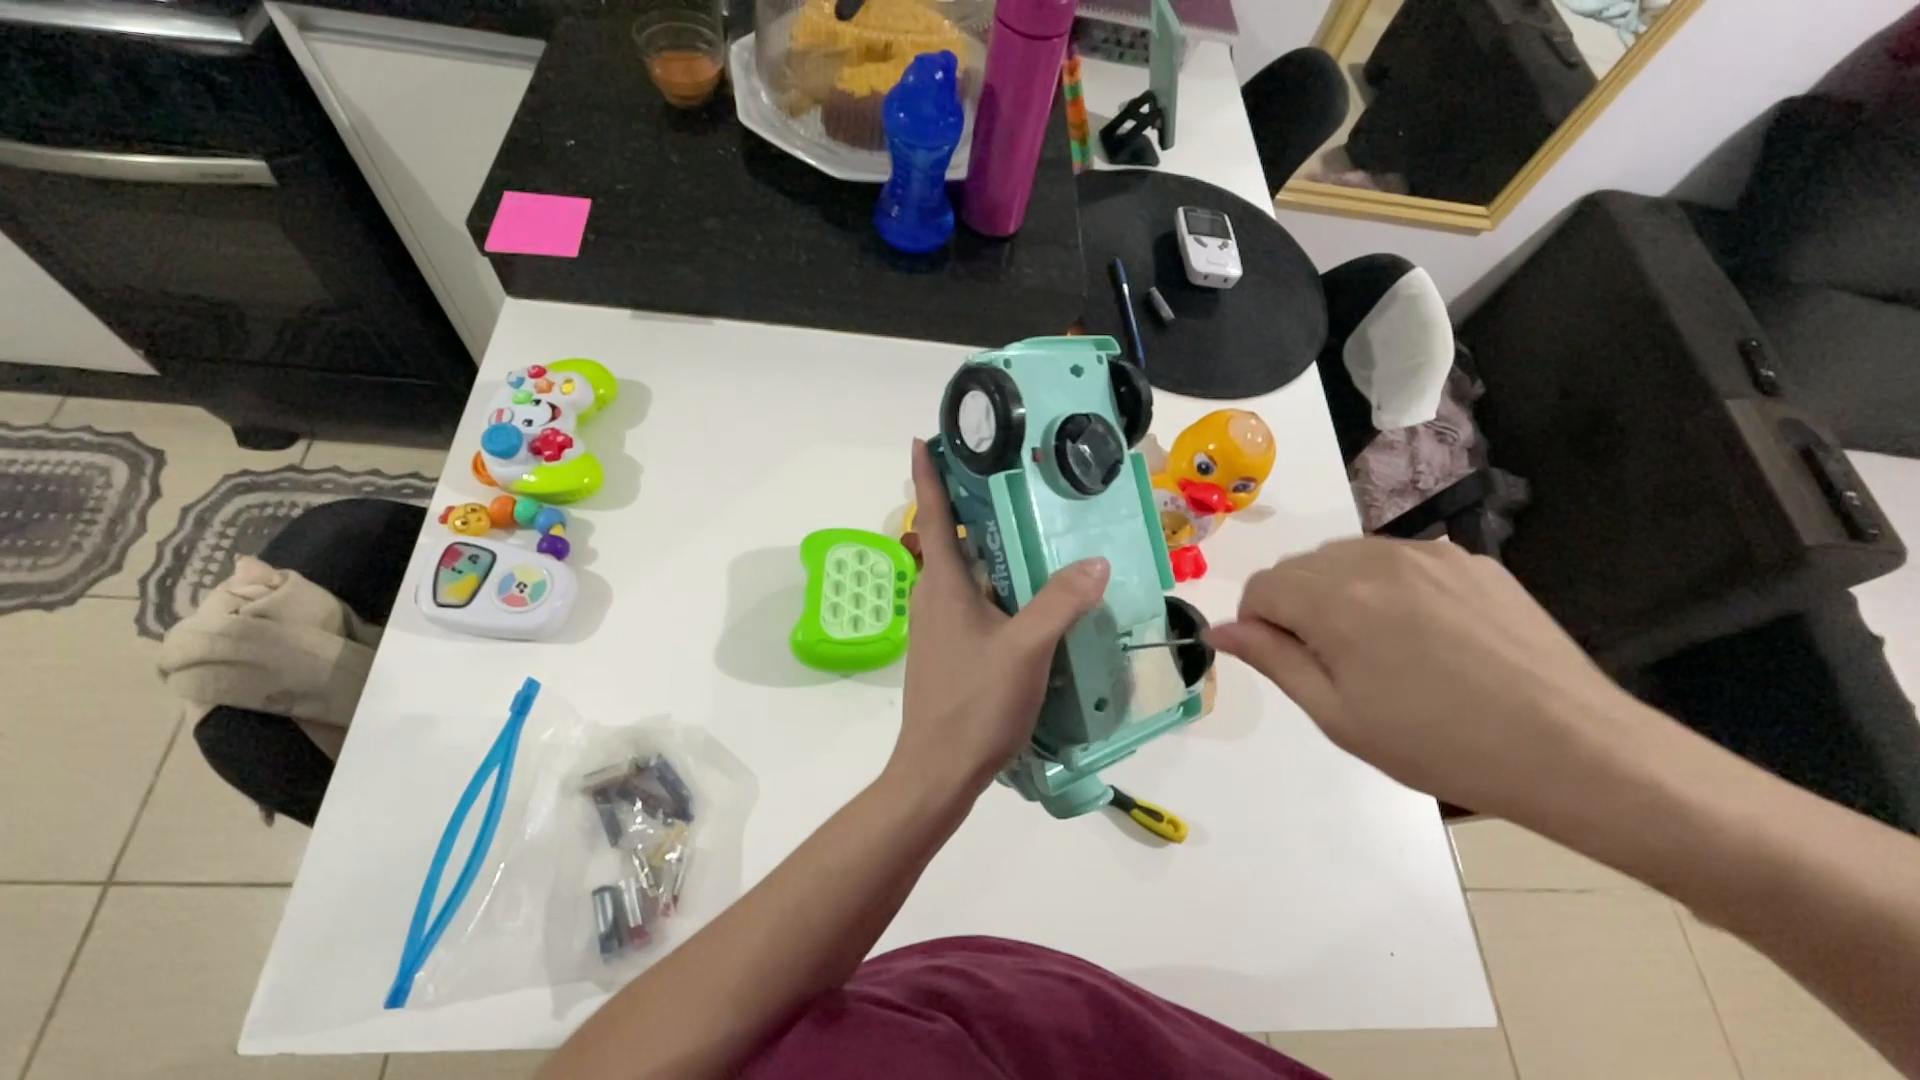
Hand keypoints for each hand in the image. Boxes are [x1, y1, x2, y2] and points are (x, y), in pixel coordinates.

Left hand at [891, 440, 1109, 795]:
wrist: (938, 770)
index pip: (932, 516)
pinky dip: (993, 585)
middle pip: (947, 539)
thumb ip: (1060, 603)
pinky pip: (971, 602)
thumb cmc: (974, 703)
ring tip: (1025, 528)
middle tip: (1004, 476)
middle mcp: (934, 599)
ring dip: (983, 547)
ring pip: (961, 574)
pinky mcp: (949, 653)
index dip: (927, 476)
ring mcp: (938, 629)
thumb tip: (1094, 560)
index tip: (922, 440)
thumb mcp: (1025, 650)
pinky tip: (1026, 596)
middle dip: (965, 504)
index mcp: (944, 586)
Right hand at [1207, 538, 1652, 817]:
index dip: (1260, 625)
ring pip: (1349, 557)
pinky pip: (1402, 560)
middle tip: (1337, 666)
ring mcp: (1429, 555)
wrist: (1570, 747)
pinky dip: (1390, 587)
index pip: (1262, 588)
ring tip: (1383, 651)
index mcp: (1336, 600)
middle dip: (1298, 606)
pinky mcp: (1471, 560)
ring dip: (1342, 592)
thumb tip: (1222, 630)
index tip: (1290, 664)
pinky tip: (1427, 637)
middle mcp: (1375, 560)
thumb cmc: (1439, 745)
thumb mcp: (1339, 716)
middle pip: (1302, 567)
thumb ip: (1273, 661)